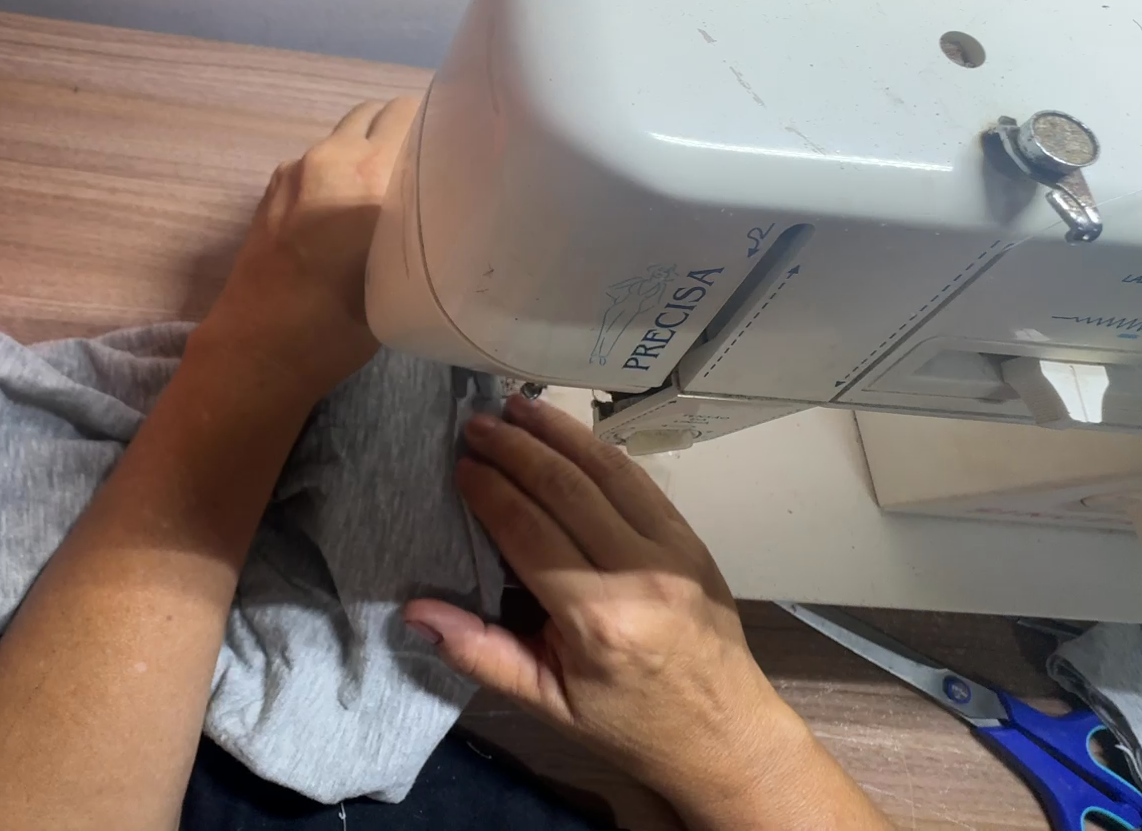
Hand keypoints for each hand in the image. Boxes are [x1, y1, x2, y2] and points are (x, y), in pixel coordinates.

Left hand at [193, 96, 420, 404]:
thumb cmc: (338, 325)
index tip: (446, 147)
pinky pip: (314, 162)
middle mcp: (329, 158)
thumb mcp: (400, 277)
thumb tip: (430, 203)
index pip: (407, 112)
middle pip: (370, 115)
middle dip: (395, 131)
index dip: (431, 124)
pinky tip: (340, 212)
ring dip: (362, 151)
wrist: (259, 347)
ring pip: (340, 137)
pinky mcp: (270, 189)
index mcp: (369, 174)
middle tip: (416, 167)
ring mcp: (293, 170)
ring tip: (378, 193)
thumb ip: (416, 226)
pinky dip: (334, 171)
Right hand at [405, 395, 884, 828]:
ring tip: (515, 404)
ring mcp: (673, 549)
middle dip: (514, 448)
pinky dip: (595, 447)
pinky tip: (565, 429)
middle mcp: (640, 572)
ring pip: (605, 470)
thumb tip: (414, 611)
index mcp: (599, 618)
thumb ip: (479, 653)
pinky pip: (637, 478)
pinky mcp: (690, 538)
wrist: (727, 736)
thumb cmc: (626, 722)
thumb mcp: (546, 704)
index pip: (530, 530)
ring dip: (556, 431)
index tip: (460, 464)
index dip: (490, 491)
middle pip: (565, 487)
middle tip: (475, 423)